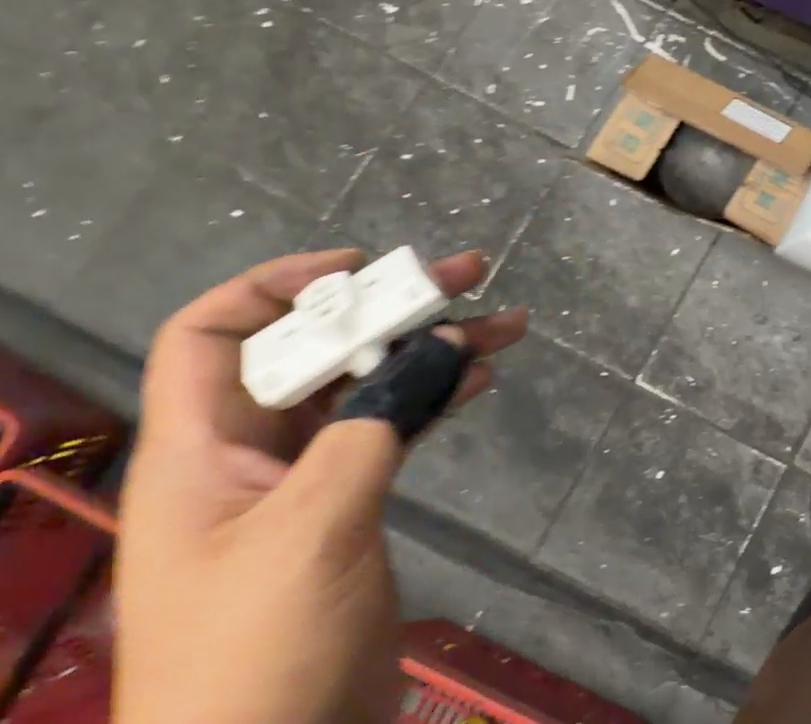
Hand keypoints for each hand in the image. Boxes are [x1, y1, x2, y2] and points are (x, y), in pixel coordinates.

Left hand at [112, 249, 527, 723]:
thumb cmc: (260, 644)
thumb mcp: (313, 525)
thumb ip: (373, 427)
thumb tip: (439, 350)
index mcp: (201, 451)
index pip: (214, 336)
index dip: (277, 286)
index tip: (361, 269)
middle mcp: (246, 455)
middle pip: (313, 354)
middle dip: (387, 310)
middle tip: (469, 276)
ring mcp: (301, 483)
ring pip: (366, 390)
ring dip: (430, 353)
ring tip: (506, 324)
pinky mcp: (346, 509)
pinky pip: (391, 431)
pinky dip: (434, 400)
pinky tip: (479, 381)